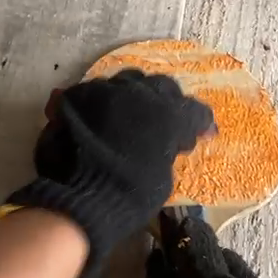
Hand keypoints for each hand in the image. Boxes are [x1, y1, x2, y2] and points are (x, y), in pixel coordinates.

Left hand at [3, 69, 213, 277]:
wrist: (78, 195)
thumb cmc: (129, 195)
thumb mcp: (162, 178)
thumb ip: (166, 152)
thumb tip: (166, 146)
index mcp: (168, 115)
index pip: (193, 111)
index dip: (199, 123)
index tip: (202, 133)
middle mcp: (140, 94)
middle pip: (161, 87)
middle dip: (167, 102)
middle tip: (163, 120)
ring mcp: (105, 90)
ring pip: (127, 82)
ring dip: (134, 96)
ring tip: (129, 114)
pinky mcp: (76, 95)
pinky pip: (95, 91)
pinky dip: (101, 103)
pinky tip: (97, 118)